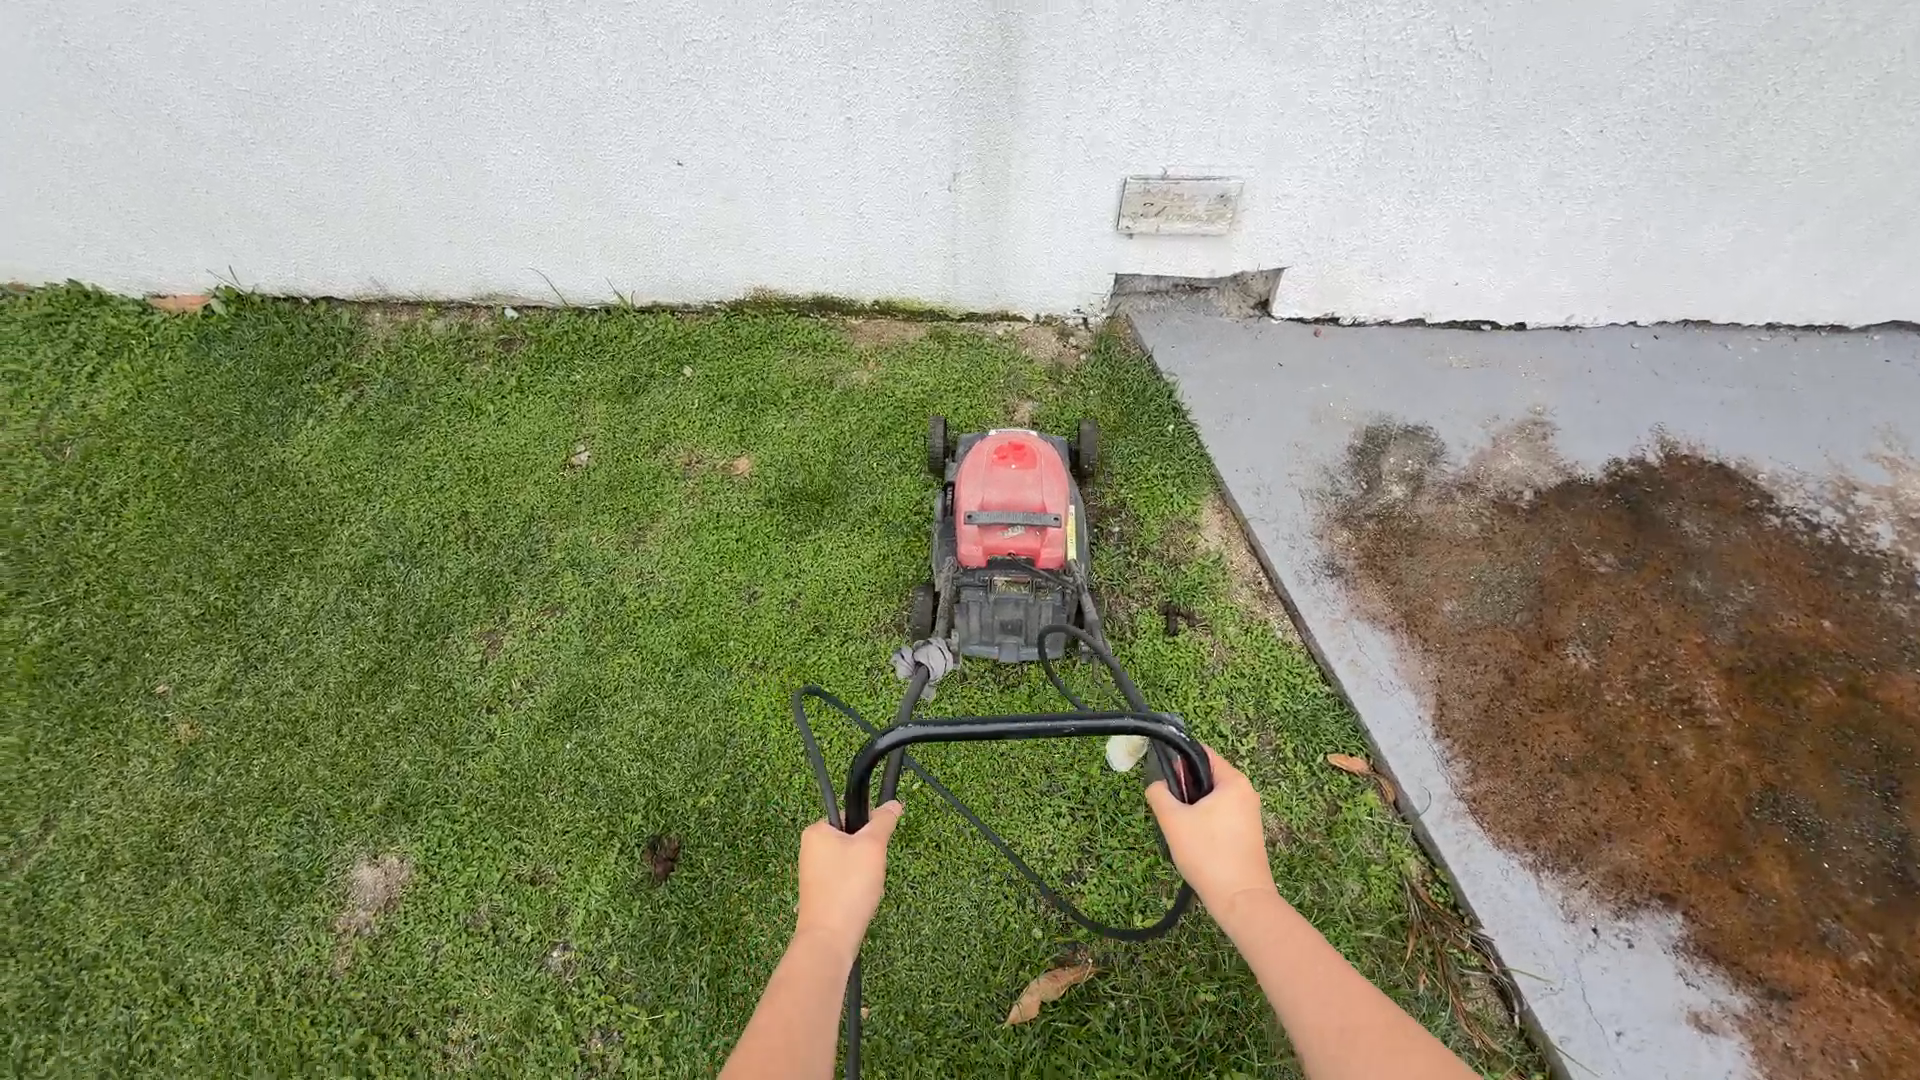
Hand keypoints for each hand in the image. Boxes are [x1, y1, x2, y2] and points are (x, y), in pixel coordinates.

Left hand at [794, 801, 904, 955]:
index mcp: (816, 831)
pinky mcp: (820, 894)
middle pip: (852, 839)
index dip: (869, 826)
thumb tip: (894, 804)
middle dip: (868, 854)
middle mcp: (810, 849)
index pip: (850, 814)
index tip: (878, 843)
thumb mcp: (872, 846)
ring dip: (866, 872)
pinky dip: (857, 888)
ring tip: (867, 888)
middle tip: (872, 869)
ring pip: (851, 862)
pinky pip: (845, 881)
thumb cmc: (849, 886)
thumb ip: (884, 821)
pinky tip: (861, 900)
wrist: (829, 939)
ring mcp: (814, 873)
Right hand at [1146, 745, 1277, 921]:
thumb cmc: (1207, 853)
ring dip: (1193, 809)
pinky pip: (1220, 816)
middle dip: (1184, 789)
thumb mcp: (1173, 820)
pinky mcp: (1248, 835)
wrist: (1240, 900)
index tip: (1162, 778)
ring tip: (1179, 829)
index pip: (1202, 754)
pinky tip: (1193, 842)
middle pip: (1206, 777)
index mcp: (1234, 781)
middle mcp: (1246, 793)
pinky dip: (1205, 823)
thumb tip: (1158, 786)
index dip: (1178, 760)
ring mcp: (1250, 815)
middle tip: (1168, 809)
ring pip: (1212, 800)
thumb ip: (1159, 793)